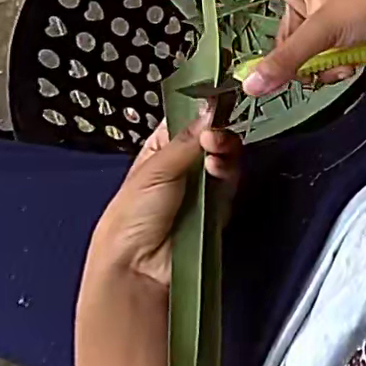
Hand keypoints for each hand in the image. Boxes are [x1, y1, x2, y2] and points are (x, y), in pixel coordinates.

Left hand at [77, 112, 241, 338]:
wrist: (140, 267)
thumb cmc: (132, 216)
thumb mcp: (154, 169)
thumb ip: (187, 138)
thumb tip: (210, 107)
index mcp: (160, 150)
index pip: (187, 120)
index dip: (202, 109)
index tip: (217, 98)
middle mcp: (184, 164)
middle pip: (212, 135)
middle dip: (217, 131)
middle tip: (214, 134)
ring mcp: (204, 185)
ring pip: (226, 155)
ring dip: (224, 149)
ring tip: (214, 152)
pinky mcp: (221, 203)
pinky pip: (233, 179)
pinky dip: (229, 171)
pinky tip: (219, 170)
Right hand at [185, 0, 365, 96]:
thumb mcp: (324, 32)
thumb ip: (288, 60)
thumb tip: (251, 85)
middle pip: (279, 34)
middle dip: (295, 56)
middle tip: (313, 62)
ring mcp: (322, 16)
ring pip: (302, 53)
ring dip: (318, 66)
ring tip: (341, 60)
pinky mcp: (339, 33)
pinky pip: (321, 58)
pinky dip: (333, 66)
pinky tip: (351, 63)